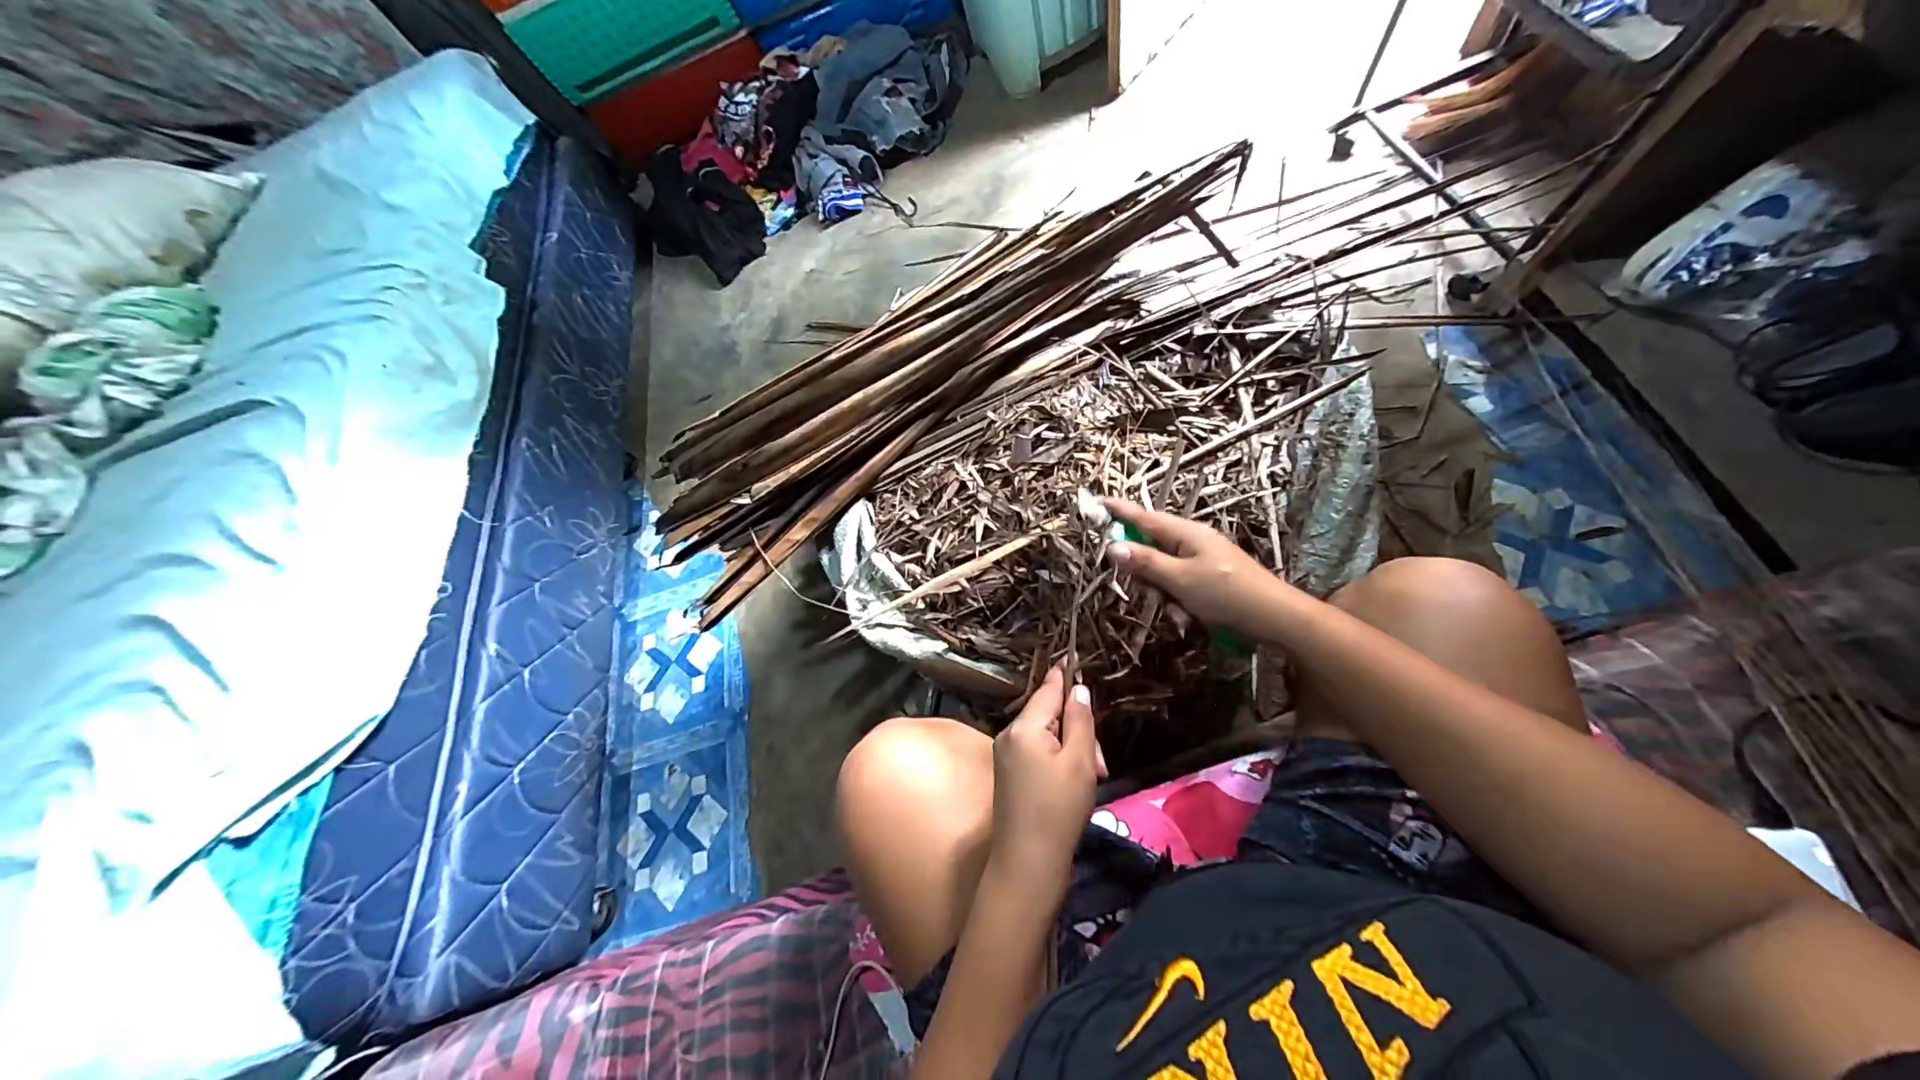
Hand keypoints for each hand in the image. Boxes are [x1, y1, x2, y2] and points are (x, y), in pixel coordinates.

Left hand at [989, 666, 1104, 890]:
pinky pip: (1037, 752)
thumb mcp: (1079, 761)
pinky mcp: (1009, 773)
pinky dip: (1058, 760)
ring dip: (1072, 748)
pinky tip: (1075, 782)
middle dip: (1078, 730)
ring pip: (1046, 735)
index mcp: (1024, 727)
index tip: (1075, 658)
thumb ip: (1080, 721)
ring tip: (1092, 777)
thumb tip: (1078, 689)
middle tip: (1100, 763)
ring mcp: (1006, 754)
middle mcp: (1009, 734)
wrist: (1027, 861)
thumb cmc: (1058, 808)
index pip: (1049, 689)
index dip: (1065, 676)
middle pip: (1049, 714)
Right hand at [1103, 497, 1286, 636]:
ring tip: (1177, 613)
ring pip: (1164, 570)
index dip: (1120, 511)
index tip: (1099, 502)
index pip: (1144, 517)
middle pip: (1151, 547)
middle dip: (1144, 572)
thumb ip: (1146, 563)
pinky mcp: (1209, 577)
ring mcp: (1202, 559)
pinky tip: (1188, 617)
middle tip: (1147, 591)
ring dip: (1163, 593)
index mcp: (1186, 533)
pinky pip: (1179, 583)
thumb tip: (1114, 547)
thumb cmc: (1226, 593)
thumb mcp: (1179, 579)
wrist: (1274, 617)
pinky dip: (1178, 600)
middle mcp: (1192, 541)